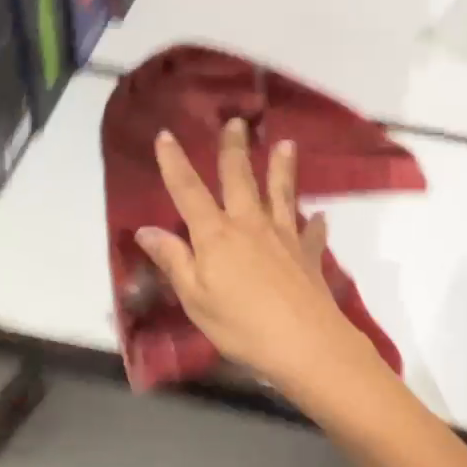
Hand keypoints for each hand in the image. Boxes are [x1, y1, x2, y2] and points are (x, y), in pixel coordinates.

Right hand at [135, 119, 380, 388]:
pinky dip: (315, 222)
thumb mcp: (195, 298)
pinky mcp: (309, 255)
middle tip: (236, 123)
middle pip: (239, 180)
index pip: (188, 191)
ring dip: (282, 169)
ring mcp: (284, 237)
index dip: (174, 163)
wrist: (305, 343)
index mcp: (215, 235)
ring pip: (281, 194)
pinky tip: (320, 216)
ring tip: (286, 146)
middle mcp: (250, 225)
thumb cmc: (240, 325)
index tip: (166, 135)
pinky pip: (311, 232)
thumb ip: (174, 260)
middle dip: (234, 150)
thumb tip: (146, 229)